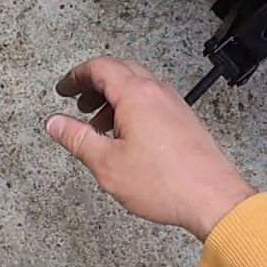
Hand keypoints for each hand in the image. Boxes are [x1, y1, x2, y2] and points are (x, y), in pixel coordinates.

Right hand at [44, 57, 254, 239]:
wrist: (211, 199)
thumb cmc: (163, 182)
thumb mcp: (106, 163)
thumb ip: (77, 138)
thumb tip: (54, 123)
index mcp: (136, 95)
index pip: (100, 68)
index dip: (76, 75)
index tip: (63, 89)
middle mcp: (157, 92)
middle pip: (120, 72)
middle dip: (94, 85)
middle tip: (78, 104)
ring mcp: (174, 105)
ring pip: (137, 88)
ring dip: (113, 100)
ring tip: (98, 127)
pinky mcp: (184, 121)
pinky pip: (152, 103)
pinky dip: (132, 111)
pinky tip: (125, 139)